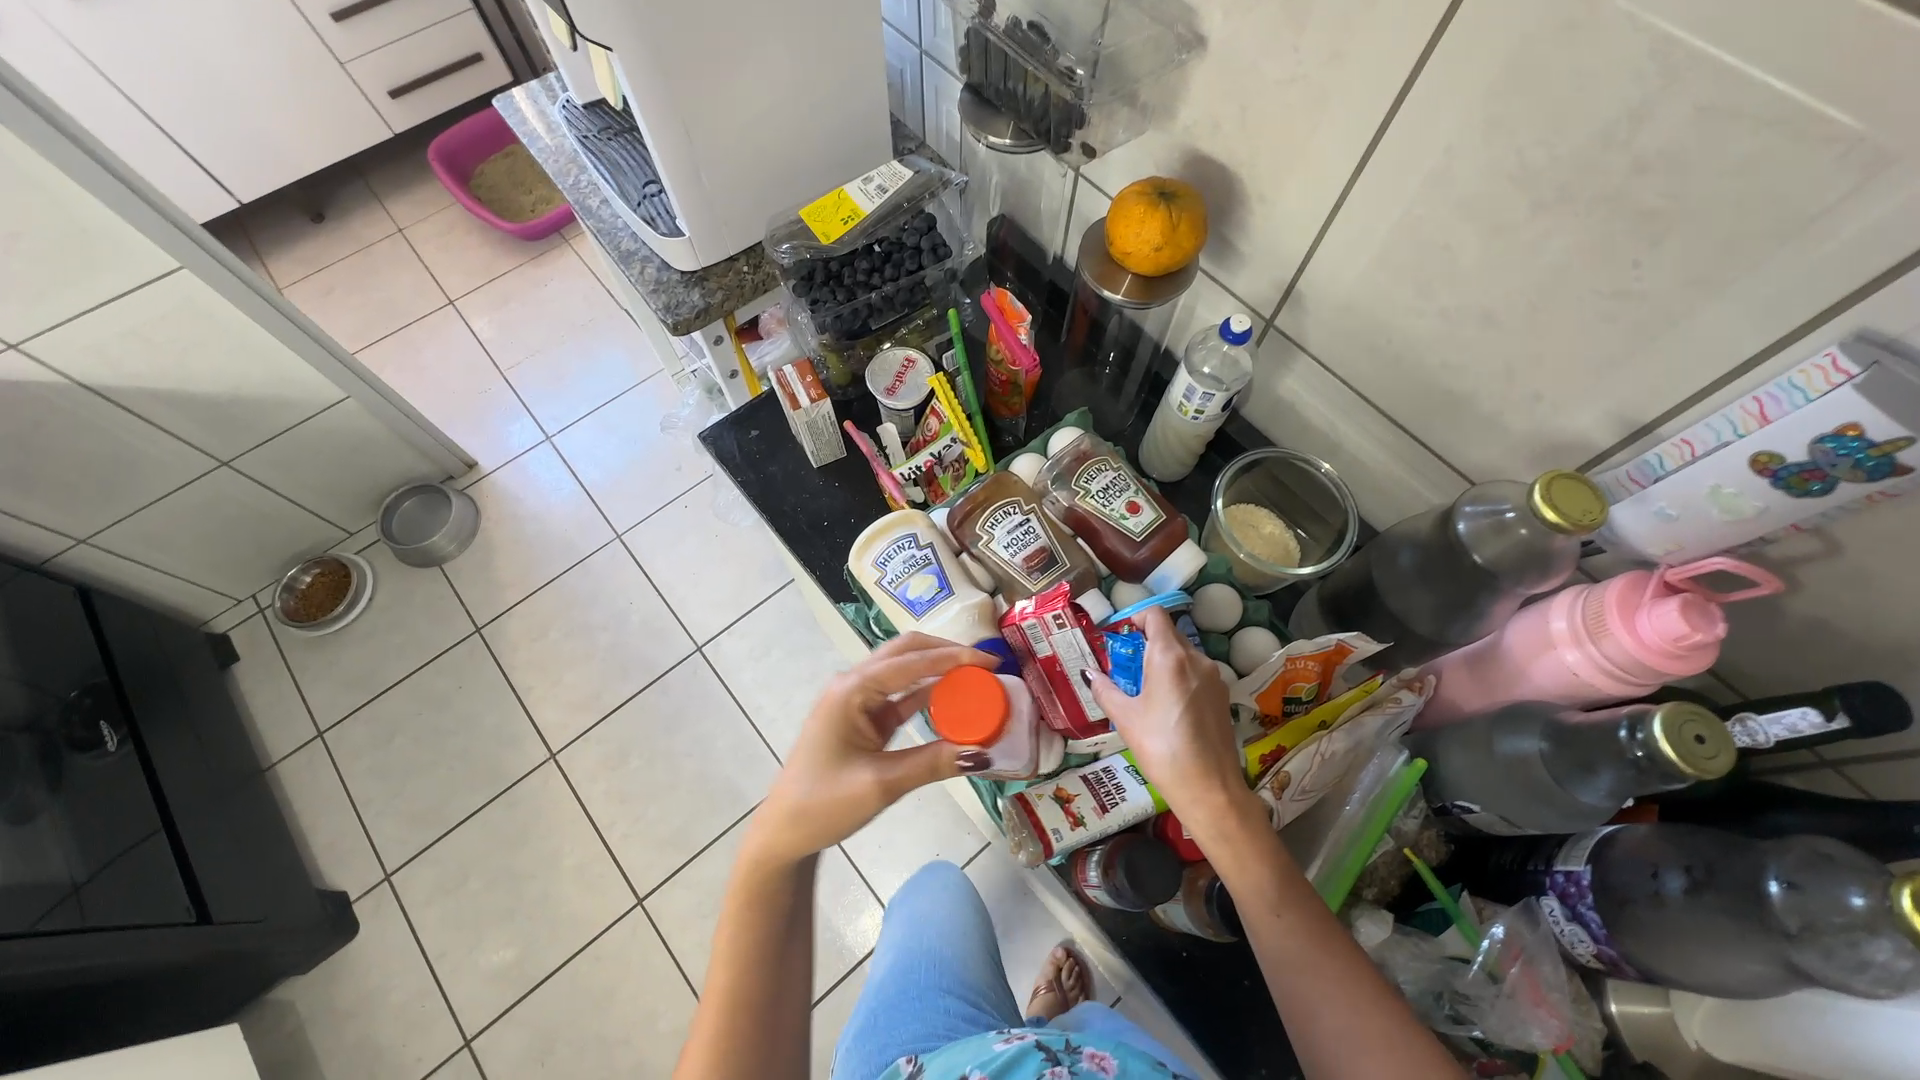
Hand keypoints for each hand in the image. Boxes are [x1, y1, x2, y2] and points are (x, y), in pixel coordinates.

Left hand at [748, 632, 999, 863]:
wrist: (785, 830)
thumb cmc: (824, 804)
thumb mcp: (881, 784)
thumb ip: (932, 763)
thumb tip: (983, 752)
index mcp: (851, 690)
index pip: (911, 661)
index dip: (953, 658)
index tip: (992, 663)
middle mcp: (853, 685)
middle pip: (906, 652)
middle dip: (947, 653)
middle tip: (988, 667)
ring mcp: (858, 700)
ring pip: (905, 670)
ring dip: (940, 671)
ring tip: (979, 681)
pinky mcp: (864, 717)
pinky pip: (901, 696)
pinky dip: (929, 694)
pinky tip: (956, 701)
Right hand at [1085, 606, 1260, 833]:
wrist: (1209, 787)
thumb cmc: (1161, 748)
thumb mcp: (1125, 718)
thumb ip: (1105, 690)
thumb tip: (1089, 673)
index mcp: (1170, 656)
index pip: (1155, 615)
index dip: (1135, 617)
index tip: (1120, 635)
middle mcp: (1196, 658)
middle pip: (1169, 634)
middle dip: (1145, 644)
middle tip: (1126, 669)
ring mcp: (1214, 677)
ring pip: (1184, 656)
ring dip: (1163, 663)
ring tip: (1145, 692)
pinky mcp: (1223, 696)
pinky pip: (1196, 674)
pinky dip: (1179, 679)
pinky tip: (1168, 708)